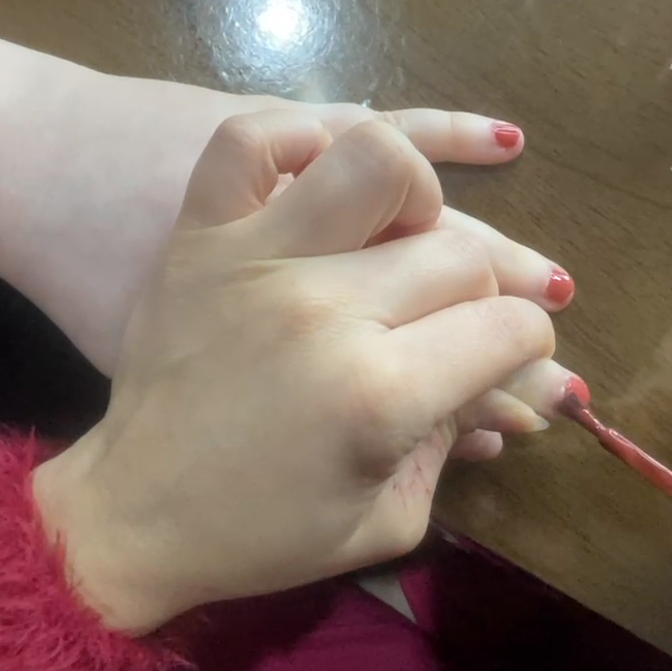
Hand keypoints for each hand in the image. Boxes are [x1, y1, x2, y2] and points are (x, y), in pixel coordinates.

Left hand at [33, 110, 573, 634]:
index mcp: (378, 394)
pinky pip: (251, 142)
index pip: (507, 329)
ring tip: (408, 233)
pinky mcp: (198, 236)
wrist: (134, 514)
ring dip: (416, 191)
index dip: (529, 346)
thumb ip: (463, 435)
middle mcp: (323, 309)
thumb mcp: (388, 516)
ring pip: (376, 159)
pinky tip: (326, 167)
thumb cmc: (264, 534)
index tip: (511, 358)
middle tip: (456, 322)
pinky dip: (297, 135)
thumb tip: (537, 382)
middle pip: (457, 251)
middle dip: (484, 290)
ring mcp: (254, 259)